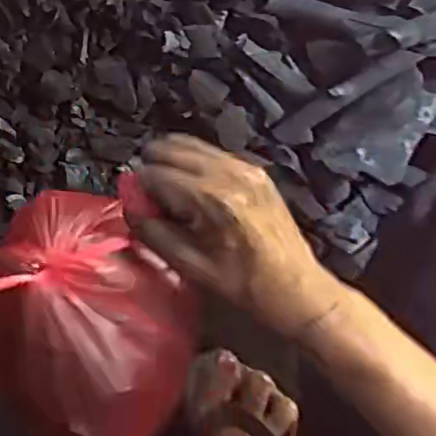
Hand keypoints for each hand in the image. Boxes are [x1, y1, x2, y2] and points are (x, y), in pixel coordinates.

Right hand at [130, 134, 345, 340]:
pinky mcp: (253, 169)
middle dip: (151, 170)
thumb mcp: (189, 266)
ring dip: (169, 162)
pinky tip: (196, 187)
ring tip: (176, 191)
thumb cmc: (245, 285)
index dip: (140, 190)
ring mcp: (244, 168)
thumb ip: (150, 230)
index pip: (150, 173)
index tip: (147, 210)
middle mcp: (227, 174)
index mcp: (211, 198)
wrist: (304, 294)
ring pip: (181, 142)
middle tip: (159, 199)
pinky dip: (189, 161)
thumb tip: (130, 204)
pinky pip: (204, 149)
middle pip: (163, 148)